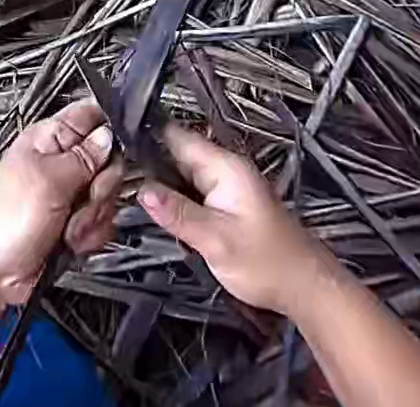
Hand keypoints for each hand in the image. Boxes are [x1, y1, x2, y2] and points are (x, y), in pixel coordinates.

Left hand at [0, 98, 124, 305]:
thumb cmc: (1, 224)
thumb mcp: (48, 180)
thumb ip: (85, 156)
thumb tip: (109, 135)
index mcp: (50, 138)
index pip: (93, 114)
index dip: (109, 131)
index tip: (106, 156)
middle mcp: (62, 161)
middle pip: (109, 158)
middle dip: (102, 185)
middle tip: (84, 197)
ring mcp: (69, 192)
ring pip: (108, 192)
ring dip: (94, 214)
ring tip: (69, 226)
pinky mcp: (75, 219)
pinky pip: (103, 219)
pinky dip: (91, 233)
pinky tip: (71, 239)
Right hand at [138, 124, 341, 315]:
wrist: (302, 284)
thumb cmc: (268, 262)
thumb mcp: (216, 239)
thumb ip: (179, 213)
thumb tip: (145, 190)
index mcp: (225, 167)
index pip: (180, 138)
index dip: (149, 136)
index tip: (119, 140)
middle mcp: (225, 169)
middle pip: (178, 155)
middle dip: (150, 163)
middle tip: (118, 175)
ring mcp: (225, 185)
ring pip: (183, 174)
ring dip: (162, 183)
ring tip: (131, 192)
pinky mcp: (225, 202)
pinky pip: (192, 191)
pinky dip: (175, 198)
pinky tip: (161, 210)